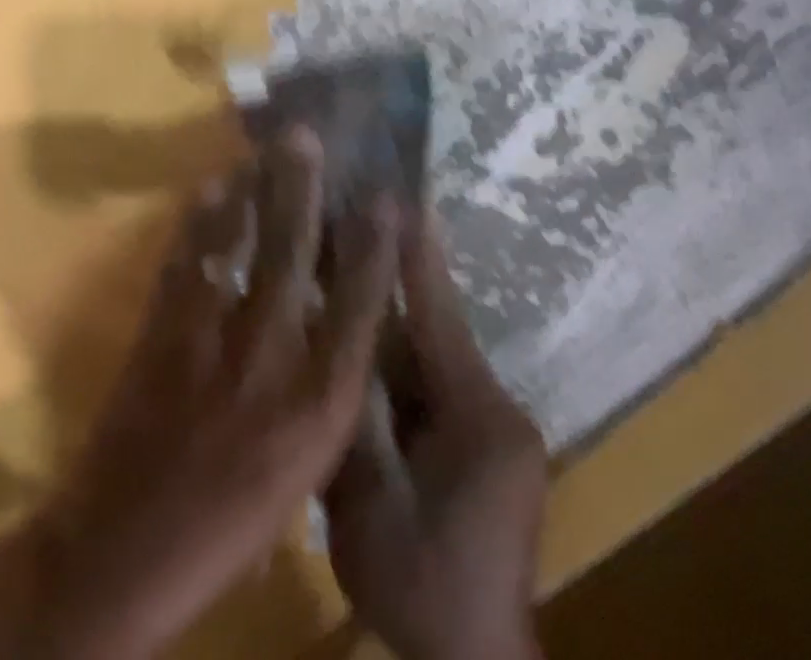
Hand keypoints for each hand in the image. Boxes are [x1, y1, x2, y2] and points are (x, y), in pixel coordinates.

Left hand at [39, 131, 401, 656]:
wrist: (136, 541)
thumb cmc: (232, 527)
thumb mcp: (301, 473)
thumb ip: (312, 403)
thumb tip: (312, 338)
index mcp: (323, 408)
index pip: (359, 310)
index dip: (372, 248)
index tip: (384, 198)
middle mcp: (272, 363)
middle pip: (292, 261)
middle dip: (301, 194)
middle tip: (307, 139)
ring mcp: (208, 345)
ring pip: (233, 254)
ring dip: (246, 197)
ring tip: (259, 153)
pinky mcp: (158, 339)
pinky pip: (181, 270)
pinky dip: (193, 230)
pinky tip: (203, 199)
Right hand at [325, 214, 548, 659]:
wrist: (466, 652)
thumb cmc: (422, 577)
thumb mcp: (374, 501)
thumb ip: (352, 415)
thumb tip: (325, 344)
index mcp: (476, 417)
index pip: (435, 320)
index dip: (411, 259)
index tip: (394, 196)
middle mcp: (484, 411)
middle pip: (425, 331)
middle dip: (385, 274)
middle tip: (347, 215)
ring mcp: (475, 432)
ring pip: (416, 358)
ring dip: (377, 311)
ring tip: (334, 257)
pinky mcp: (459, 450)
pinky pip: (413, 388)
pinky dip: (377, 356)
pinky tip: (337, 331)